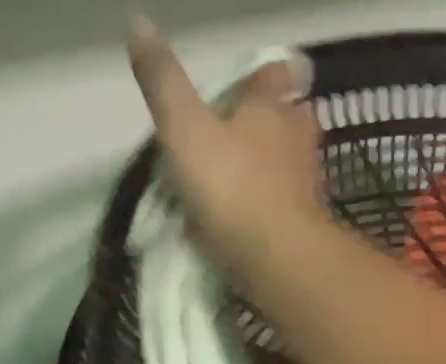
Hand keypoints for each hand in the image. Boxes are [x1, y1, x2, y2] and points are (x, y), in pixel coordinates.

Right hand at [128, 17, 330, 276]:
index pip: (274, 75)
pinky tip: (248, 223)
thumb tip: (139, 23)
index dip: (263, 75)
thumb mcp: (185, 128)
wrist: (279, 258)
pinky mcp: (306, 230)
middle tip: (244, 134)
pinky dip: (270, 211)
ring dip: (272, 170)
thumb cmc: (233, 186)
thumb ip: (164, 82)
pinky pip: (286, 210)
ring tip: (241, 182)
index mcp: (271, 109)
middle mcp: (297, 142)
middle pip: (291, 121)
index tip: (249, 83)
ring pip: (291, 167)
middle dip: (273, 124)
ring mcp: (306, 188)